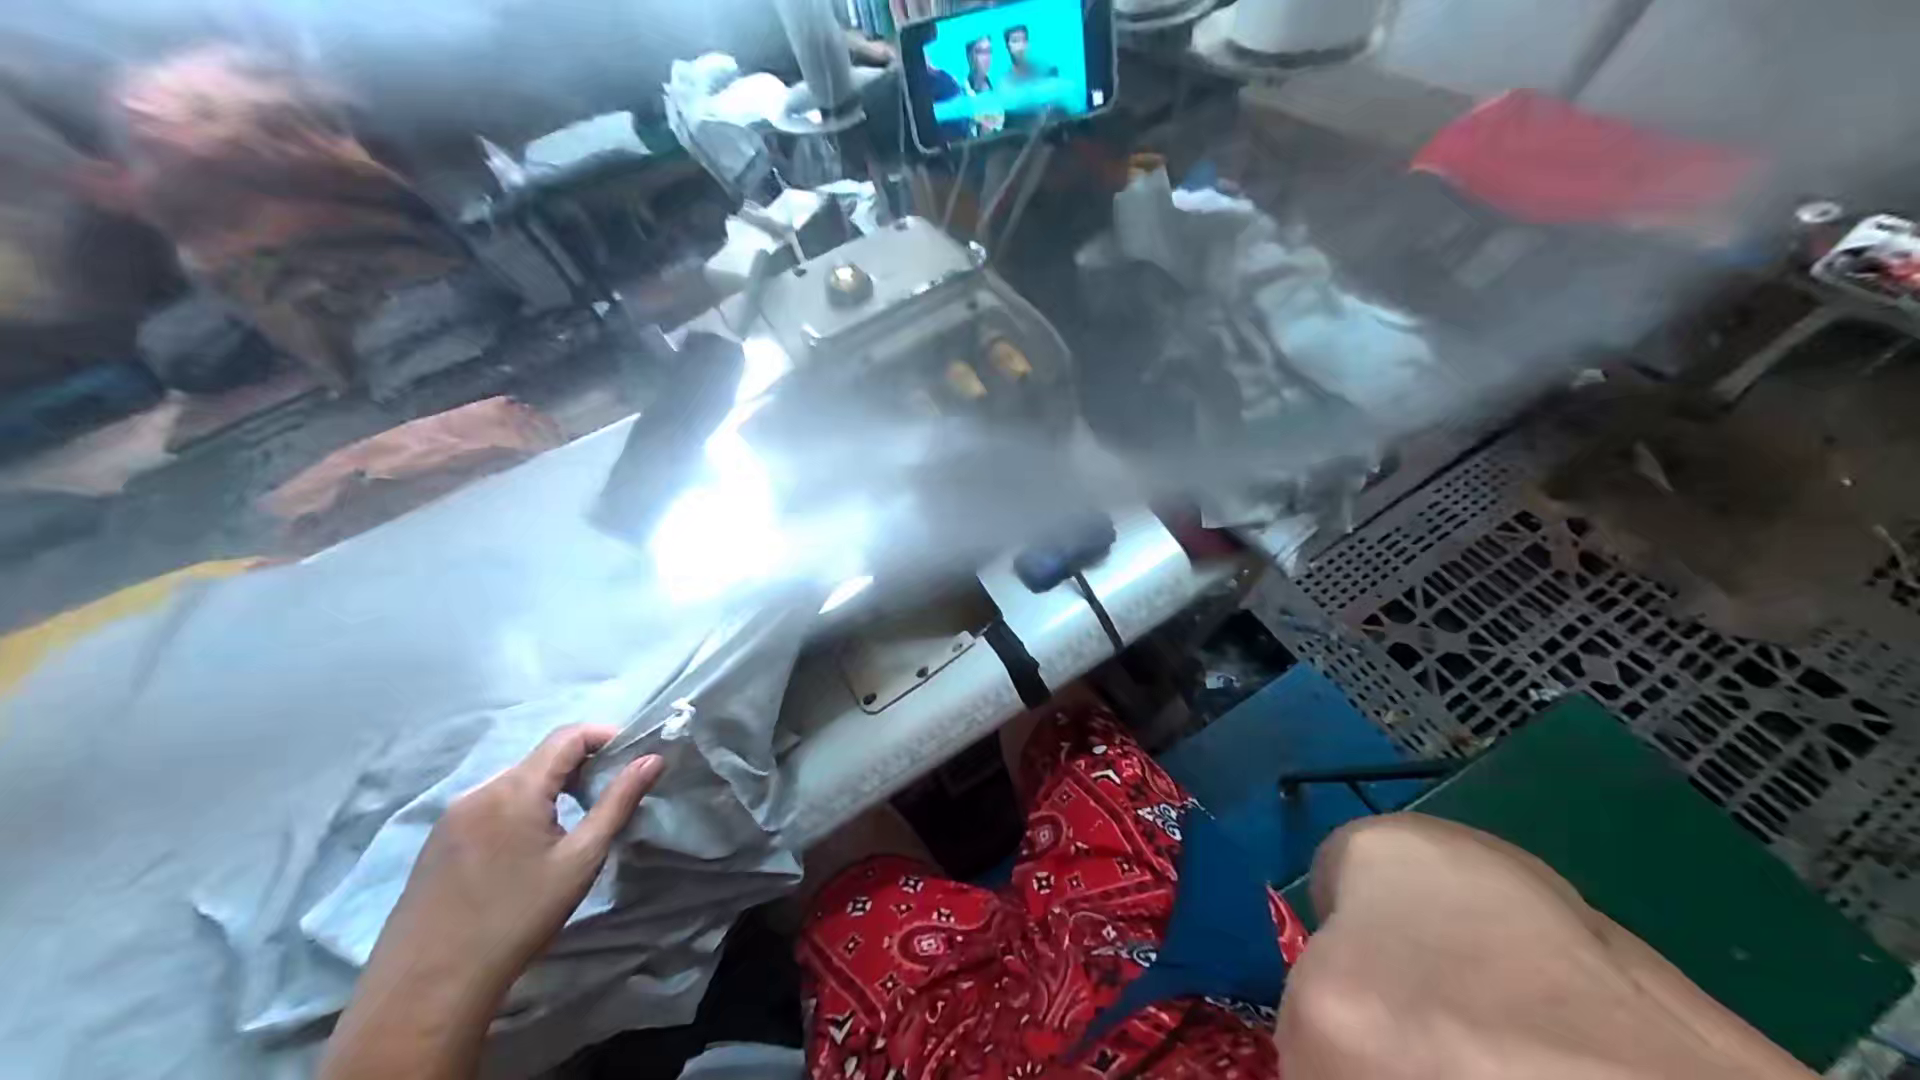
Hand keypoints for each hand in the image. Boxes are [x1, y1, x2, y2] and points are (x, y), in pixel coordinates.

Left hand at [320, 726, 662, 1079]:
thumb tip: (652, 759)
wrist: (429, 986)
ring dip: (552, 787)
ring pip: (517, 780)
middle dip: (582, 765)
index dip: (605, 736)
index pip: (568, 735)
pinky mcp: (439, 838)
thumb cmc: (518, 917)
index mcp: (516, 788)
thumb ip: (619, 801)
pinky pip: (491, 802)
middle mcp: (480, 789)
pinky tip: (528, 846)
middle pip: (542, 756)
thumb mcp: (581, 858)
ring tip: (573, 822)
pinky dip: (522, 806)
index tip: (631, 759)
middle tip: (609, 794)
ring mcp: (453, 813)